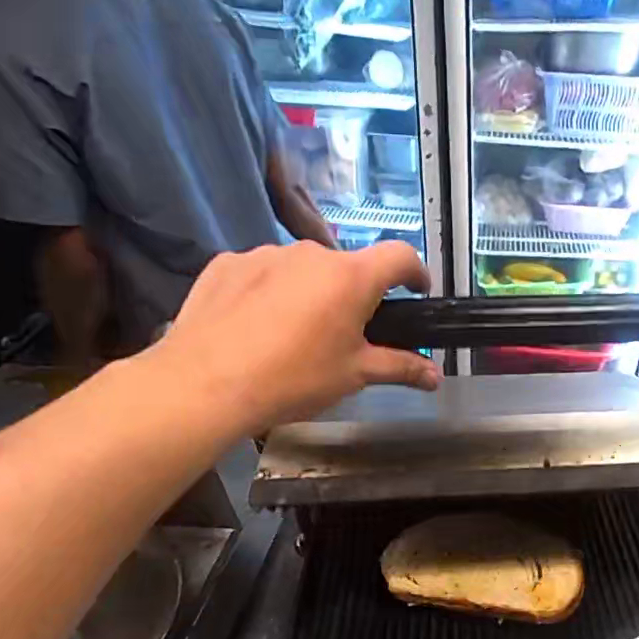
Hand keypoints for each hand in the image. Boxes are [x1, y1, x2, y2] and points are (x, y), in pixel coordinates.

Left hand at [151, 241, 438, 432]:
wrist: (203, 384)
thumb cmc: (292, 379)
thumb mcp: (352, 376)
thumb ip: (399, 367)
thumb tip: (435, 375)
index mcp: (350, 277)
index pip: (400, 255)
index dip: (415, 271)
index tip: (416, 291)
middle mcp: (310, 253)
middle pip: (346, 267)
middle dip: (352, 295)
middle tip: (342, 334)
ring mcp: (264, 254)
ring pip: (301, 269)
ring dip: (308, 293)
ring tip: (292, 334)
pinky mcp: (226, 263)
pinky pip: (261, 272)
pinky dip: (268, 292)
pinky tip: (254, 326)